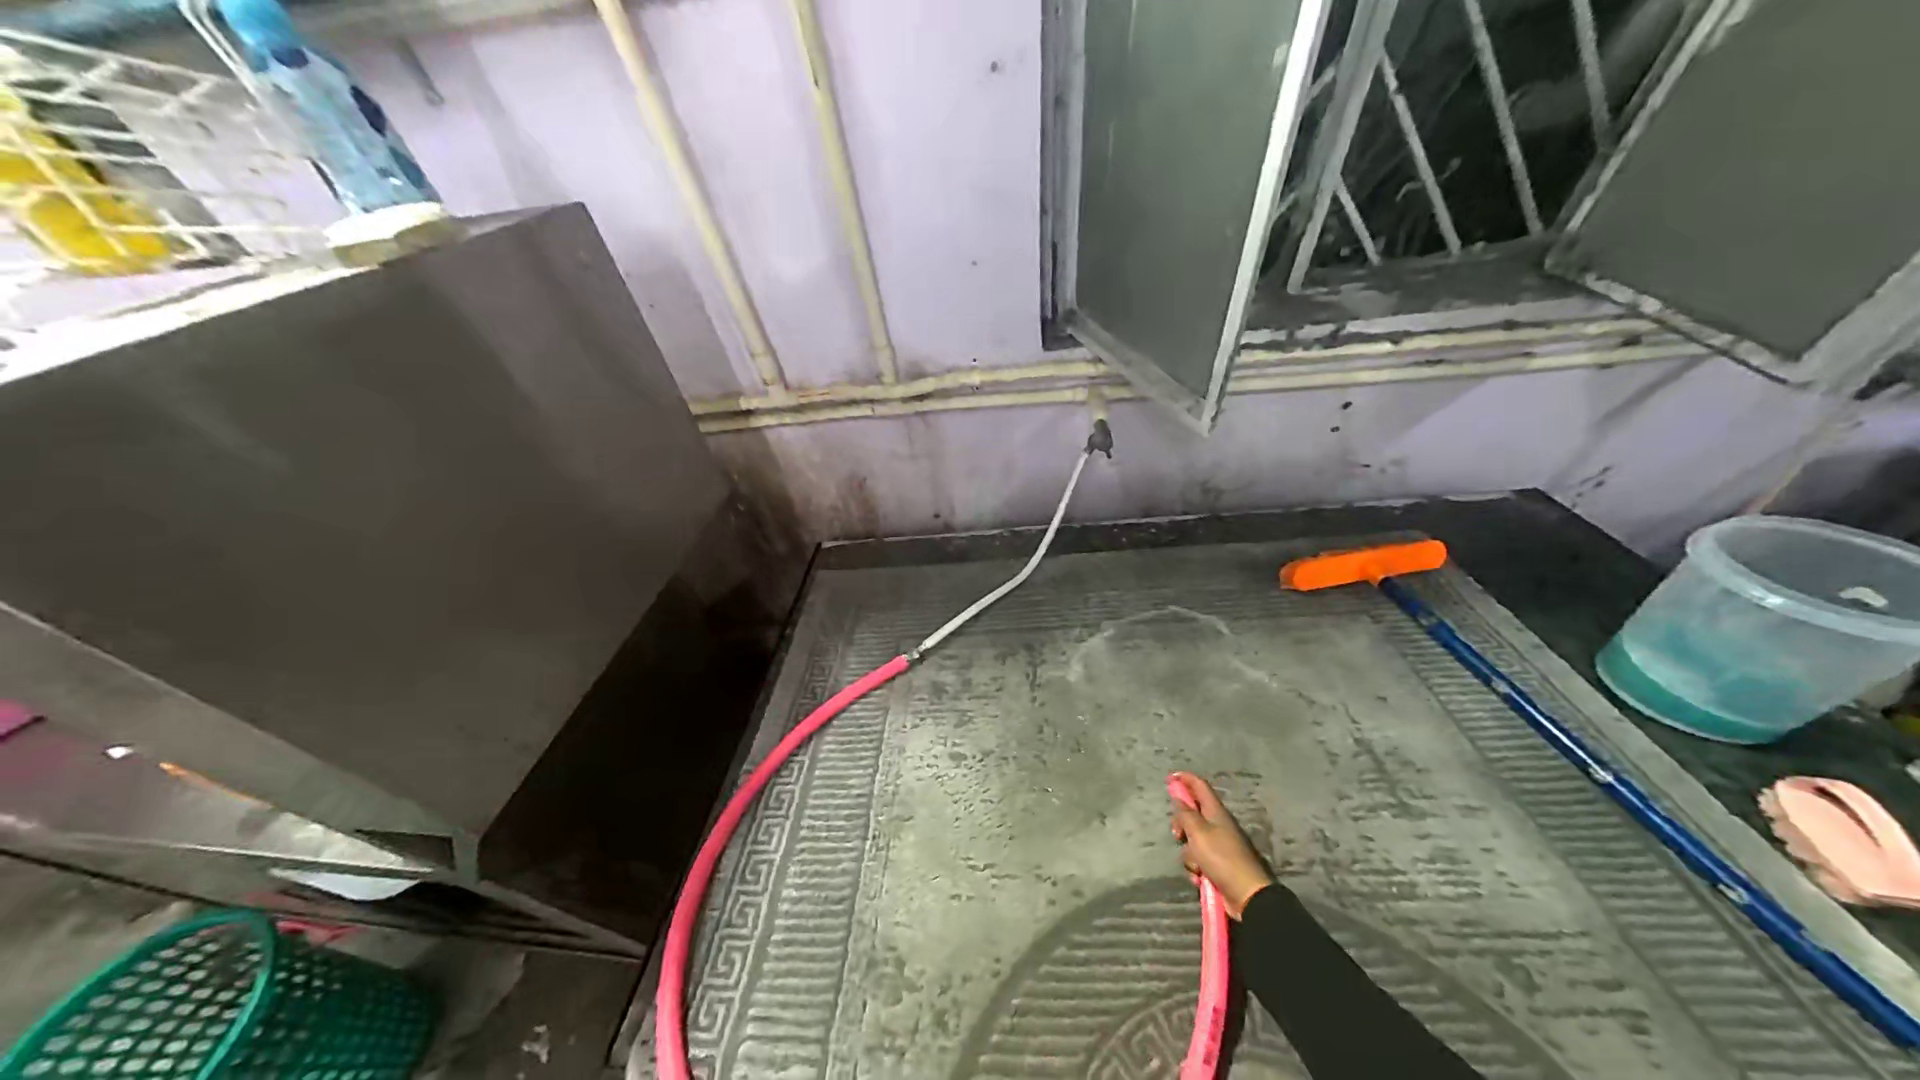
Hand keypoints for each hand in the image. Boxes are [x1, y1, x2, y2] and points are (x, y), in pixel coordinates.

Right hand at [1169, 771, 1273, 919]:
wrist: (1247, 895)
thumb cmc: (1221, 858)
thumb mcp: (1198, 832)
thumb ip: (1185, 814)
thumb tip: (1179, 797)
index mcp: (1216, 812)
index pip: (1200, 786)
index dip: (1185, 779)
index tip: (1169, 778)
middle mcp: (1218, 825)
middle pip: (1192, 815)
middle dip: (1181, 826)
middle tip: (1178, 835)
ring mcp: (1218, 846)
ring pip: (1192, 841)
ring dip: (1189, 854)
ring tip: (1197, 866)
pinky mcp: (1218, 865)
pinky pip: (1198, 860)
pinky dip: (1197, 869)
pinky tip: (1201, 878)